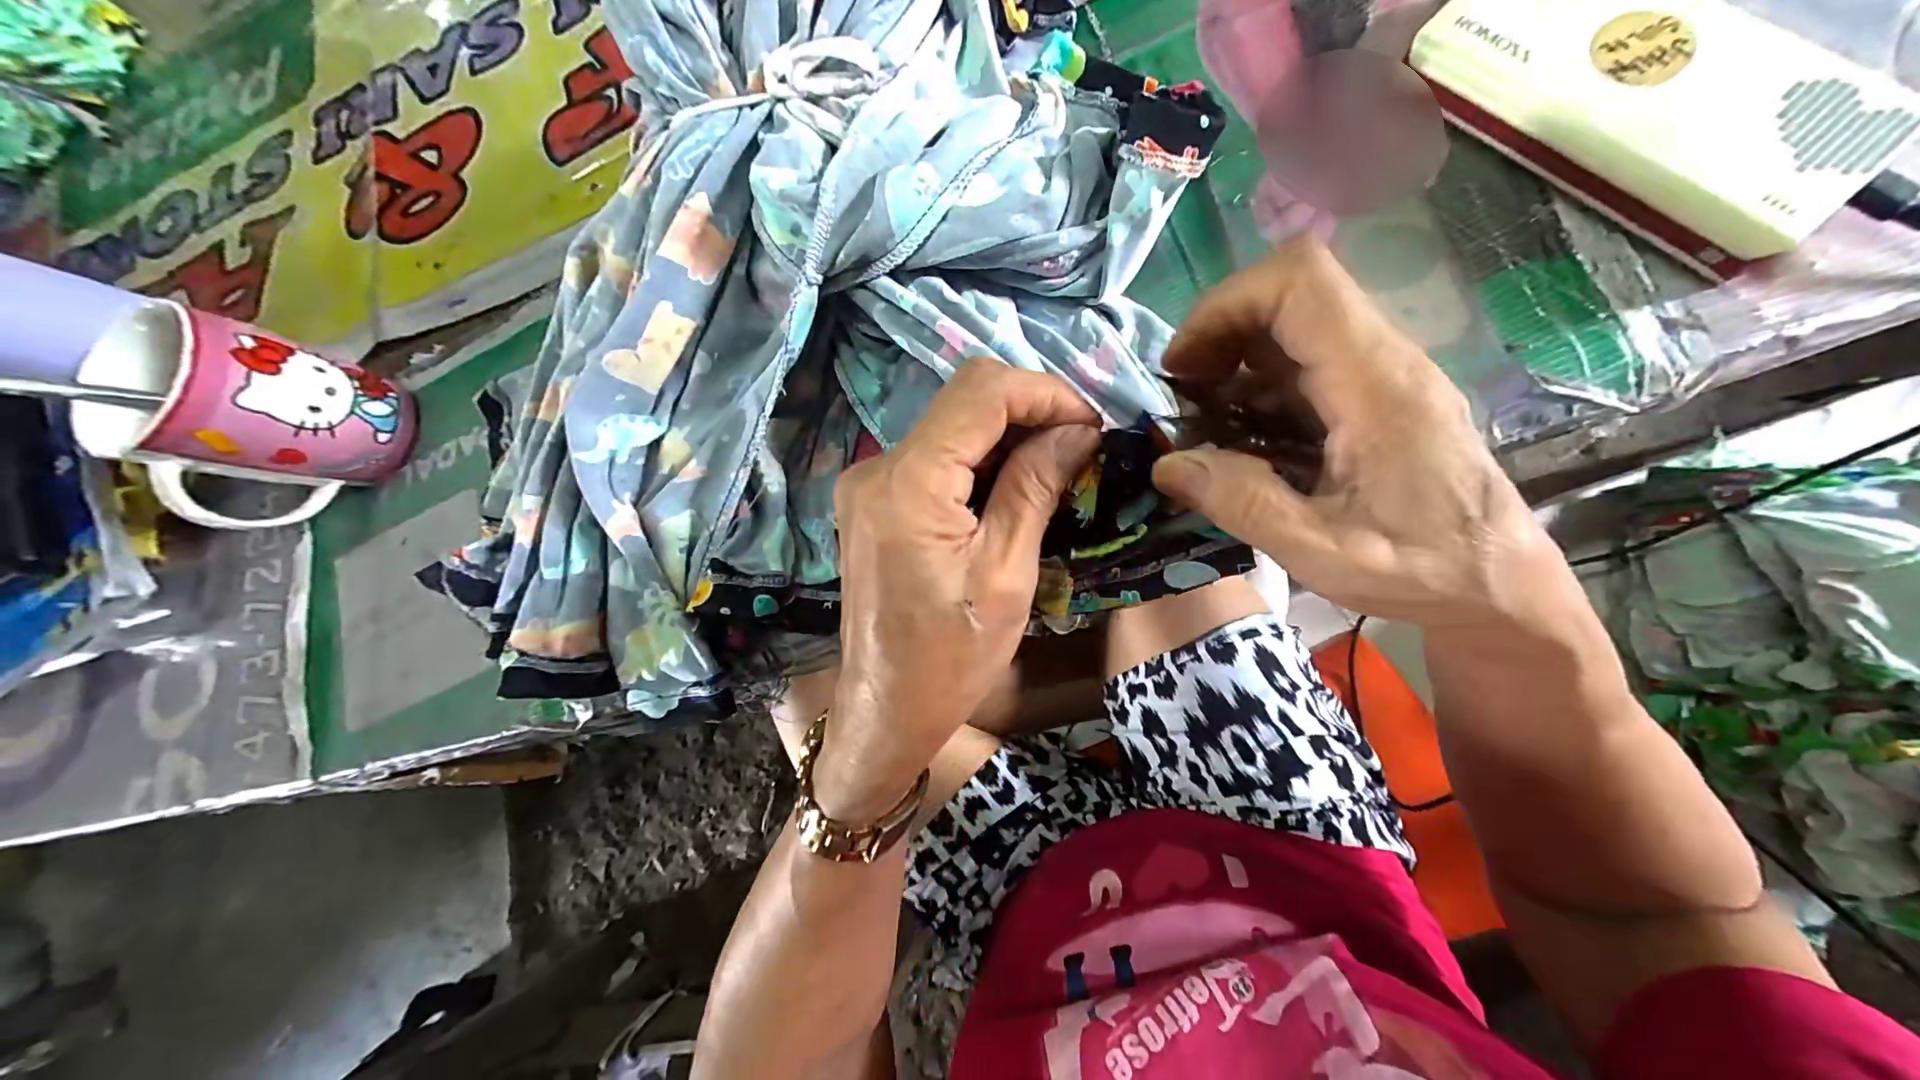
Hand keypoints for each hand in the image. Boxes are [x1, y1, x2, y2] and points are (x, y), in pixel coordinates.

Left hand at [818, 360, 1099, 820]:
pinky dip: (976, 462)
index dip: (1044, 393)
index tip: (1091, 424)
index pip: (981, 392)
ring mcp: (867, 484)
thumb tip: (1078, 430)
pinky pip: (932, 459)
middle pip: (963, 403)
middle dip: (1029, 412)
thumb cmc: (951, 657)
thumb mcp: (1006, 573)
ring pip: (949, 428)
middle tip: (1081, 447)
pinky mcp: (871, 504)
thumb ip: (1035, 488)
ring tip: (1056, 468)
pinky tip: (1010, 488)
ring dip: (1005, 437)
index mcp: (909, 482)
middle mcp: (877, 468)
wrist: (886, 710)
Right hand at [1152, 239, 1574, 632]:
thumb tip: (1167, 464)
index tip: (1183, 366)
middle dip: (1219, 333)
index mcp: (1377, 385)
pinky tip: (1239, 439)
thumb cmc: (1423, 571)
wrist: (1500, 586)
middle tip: (1183, 396)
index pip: (1300, 284)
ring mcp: (1382, 376)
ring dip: (1234, 360)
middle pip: (1291, 294)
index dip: (1225, 305)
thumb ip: (1245, 505)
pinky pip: (1305, 363)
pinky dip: (1256, 386)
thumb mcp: (1325, 555)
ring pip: (1294, 326)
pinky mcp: (1375, 398)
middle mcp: (1384, 362)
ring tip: (1202, 422)